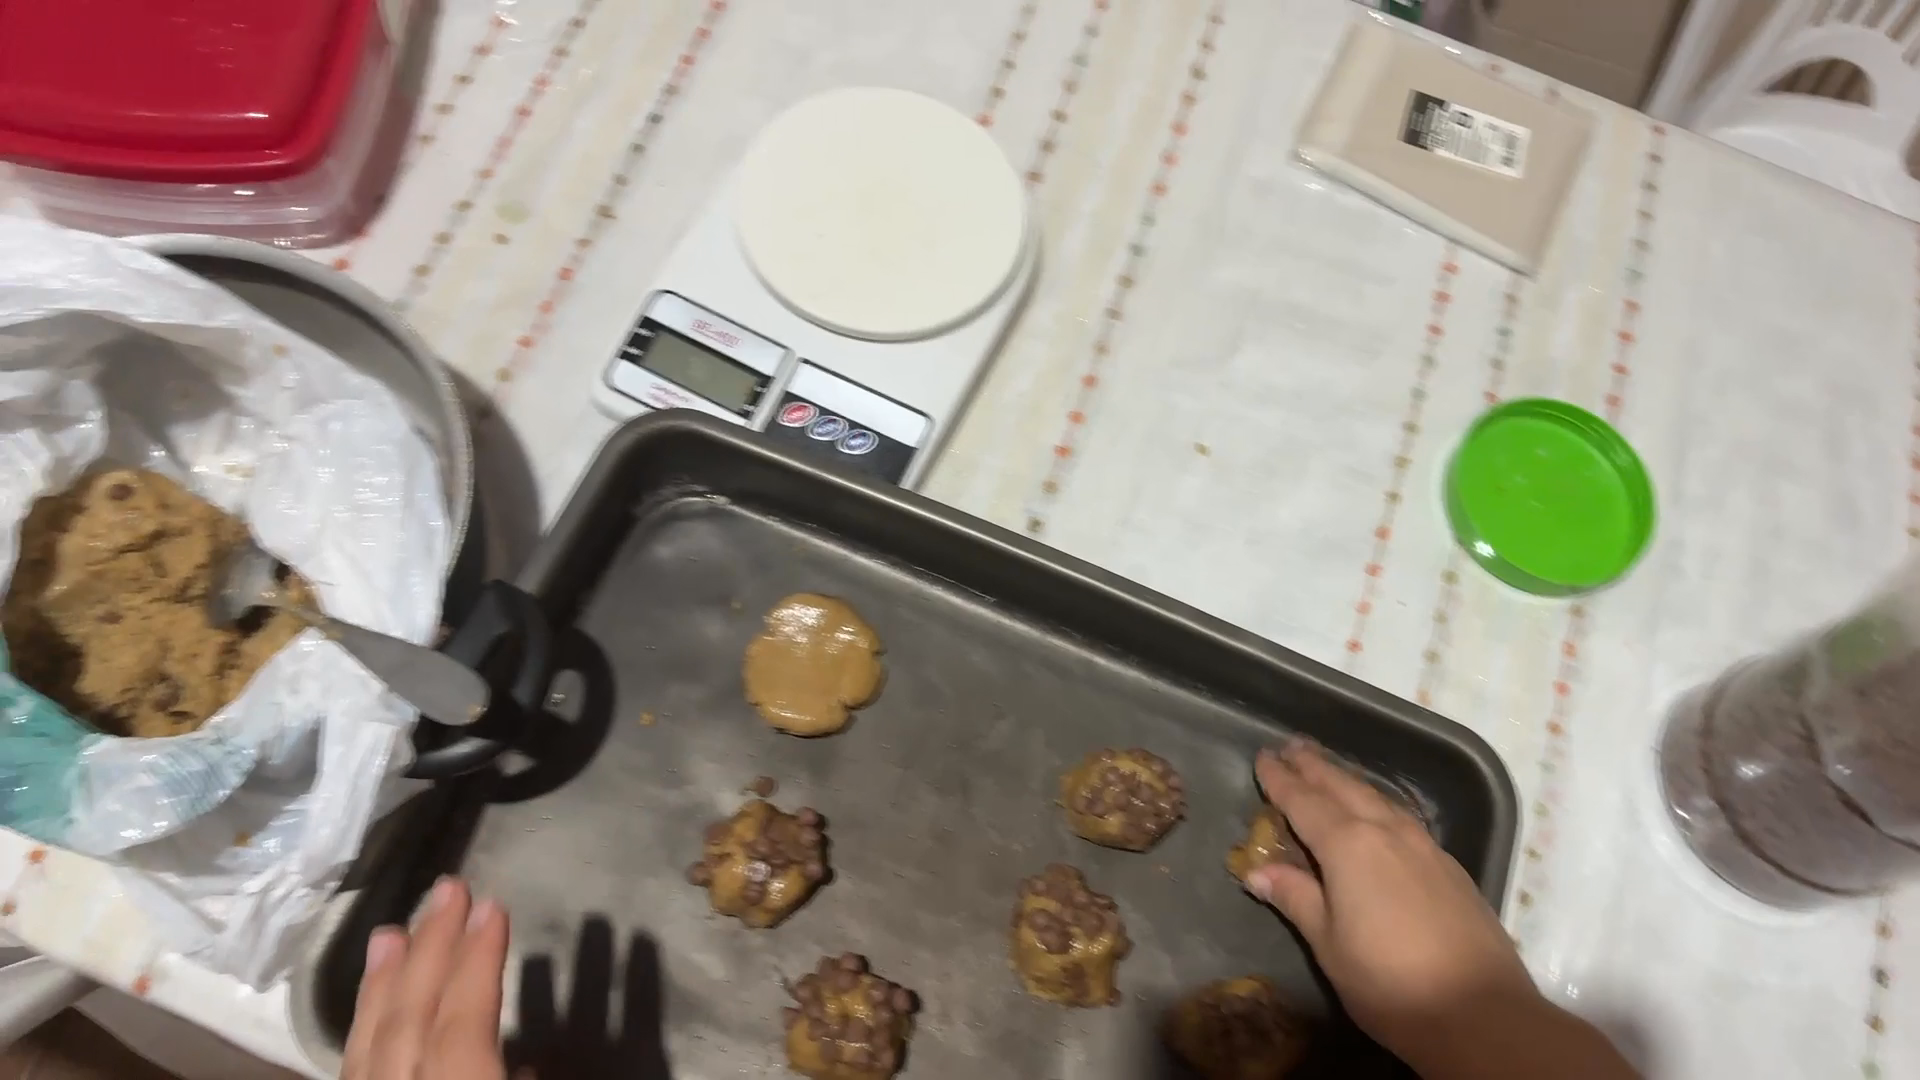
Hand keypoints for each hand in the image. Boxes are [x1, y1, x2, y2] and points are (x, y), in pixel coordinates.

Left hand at [344, 877, 509, 1079]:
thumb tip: (523, 1063)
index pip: (460, 1031)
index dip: (477, 966)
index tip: (492, 905)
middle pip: (407, 1029)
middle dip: (430, 954)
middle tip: (449, 888)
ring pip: (366, 1053)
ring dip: (381, 988)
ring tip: (390, 933)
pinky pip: (353, 1074)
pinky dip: (361, 1034)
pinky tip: (371, 1009)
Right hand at [1243, 741, 1535, 1064]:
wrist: (1487, 1018)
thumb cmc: (1391, 982)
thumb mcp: (1328, 943)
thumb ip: (1294, 897)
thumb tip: (1255, 871)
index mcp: (1347, 845)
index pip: (1302, 800)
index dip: (1279, 778)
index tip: (1262, 756)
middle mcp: (1385, 832)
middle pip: (1342, 786)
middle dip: (1313, 766)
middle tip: (1291, 746)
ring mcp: (1423, 847)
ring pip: (1376, 796)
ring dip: (1346, 779)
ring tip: (1328, 768)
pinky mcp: (1450, 867)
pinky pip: (1401, 817)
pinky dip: (1376, 802)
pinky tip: (1377, 811)